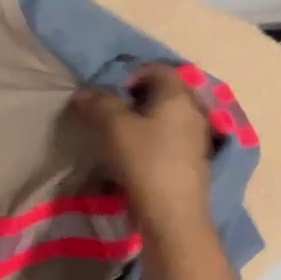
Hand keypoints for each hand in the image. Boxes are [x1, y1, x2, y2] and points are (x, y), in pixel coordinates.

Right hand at [70, 66, 214, 232]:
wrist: (171, 210)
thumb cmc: (144, 159)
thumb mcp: (113, 126)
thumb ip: (97, 104)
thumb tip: (83, 93)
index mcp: (177, 97)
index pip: (158, 70)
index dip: (131, 73)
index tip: (108, 89)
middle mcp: (194, 111)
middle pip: (165, 92)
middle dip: (136, 96)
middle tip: (109, 109)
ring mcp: (197, 136)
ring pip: (167, 116)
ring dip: (143, 118)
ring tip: (118, 132)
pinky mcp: (193, 158)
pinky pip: (170, 136)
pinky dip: (152, 136)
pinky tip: (134, 152)